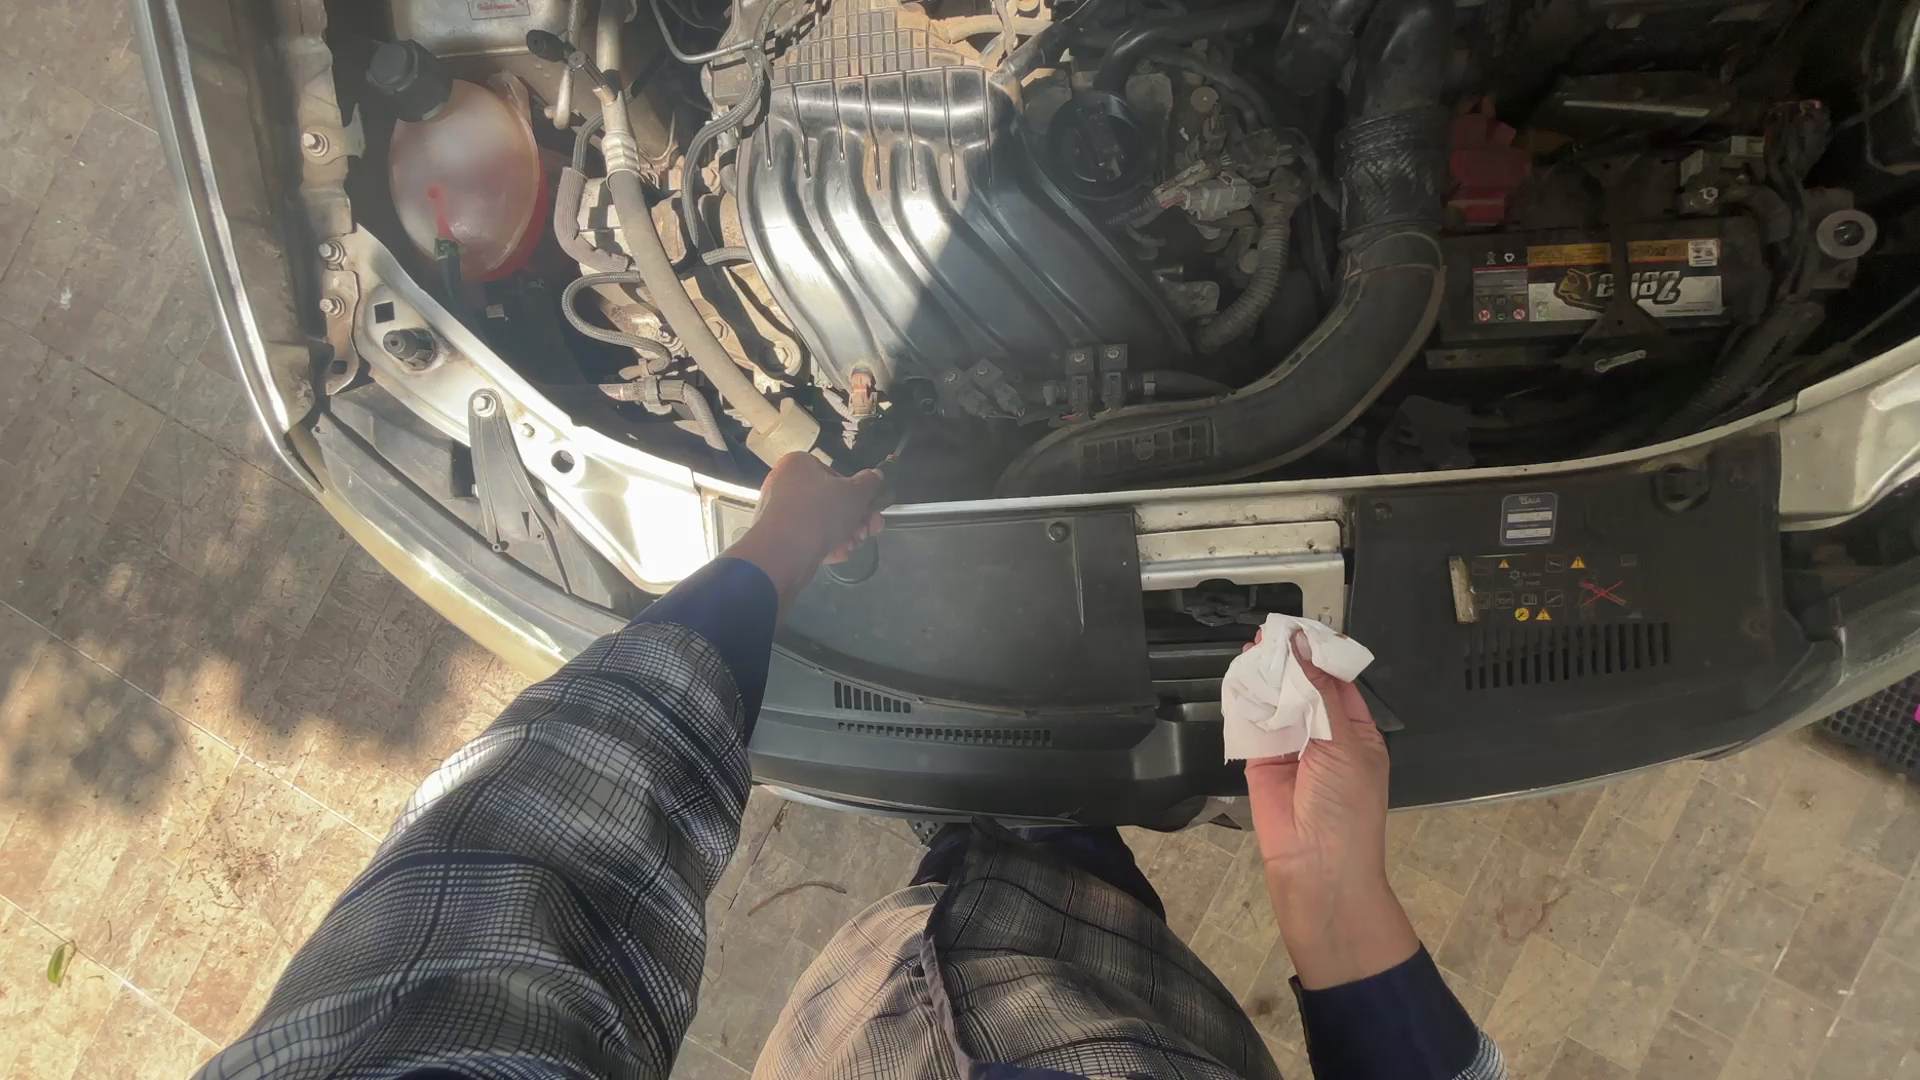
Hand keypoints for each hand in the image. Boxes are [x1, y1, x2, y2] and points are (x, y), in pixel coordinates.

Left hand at [724, 453, 885, 615]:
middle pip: (830, 500)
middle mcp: (784, 484)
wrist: (782, 553)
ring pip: (821, 521)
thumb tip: (876, 475)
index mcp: (799, 464)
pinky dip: (825, 544)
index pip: (835, 474)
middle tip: (870, 529)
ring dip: (844, 533)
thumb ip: (869, 483)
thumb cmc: (819, 513)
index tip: (871, 508)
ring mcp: (779, 512)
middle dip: (855, 517)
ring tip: (856, 543)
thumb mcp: (855, 494)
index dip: (857, 493)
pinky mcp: (778, 537)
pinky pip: (807, 537)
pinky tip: (840, 553)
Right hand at [1245, 632, 1416, 988]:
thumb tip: (1304, 646)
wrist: (1315, 866)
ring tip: (1250, 648)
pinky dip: (1241, 701)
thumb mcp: (1344, 745)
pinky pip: (1249, 722)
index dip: (1318, 654)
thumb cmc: (1346, 809)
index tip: (1299, 628)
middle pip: (1300, 686)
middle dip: (1286, 662)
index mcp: (1354, 730)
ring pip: (1273, 701)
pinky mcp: (1258, 756)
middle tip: (1267, 634)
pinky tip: (1236, 678)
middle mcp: (1321, 733)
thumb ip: (1320, 693)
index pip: (1336, 681)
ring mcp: (1288, 745)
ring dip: (1263, 677)